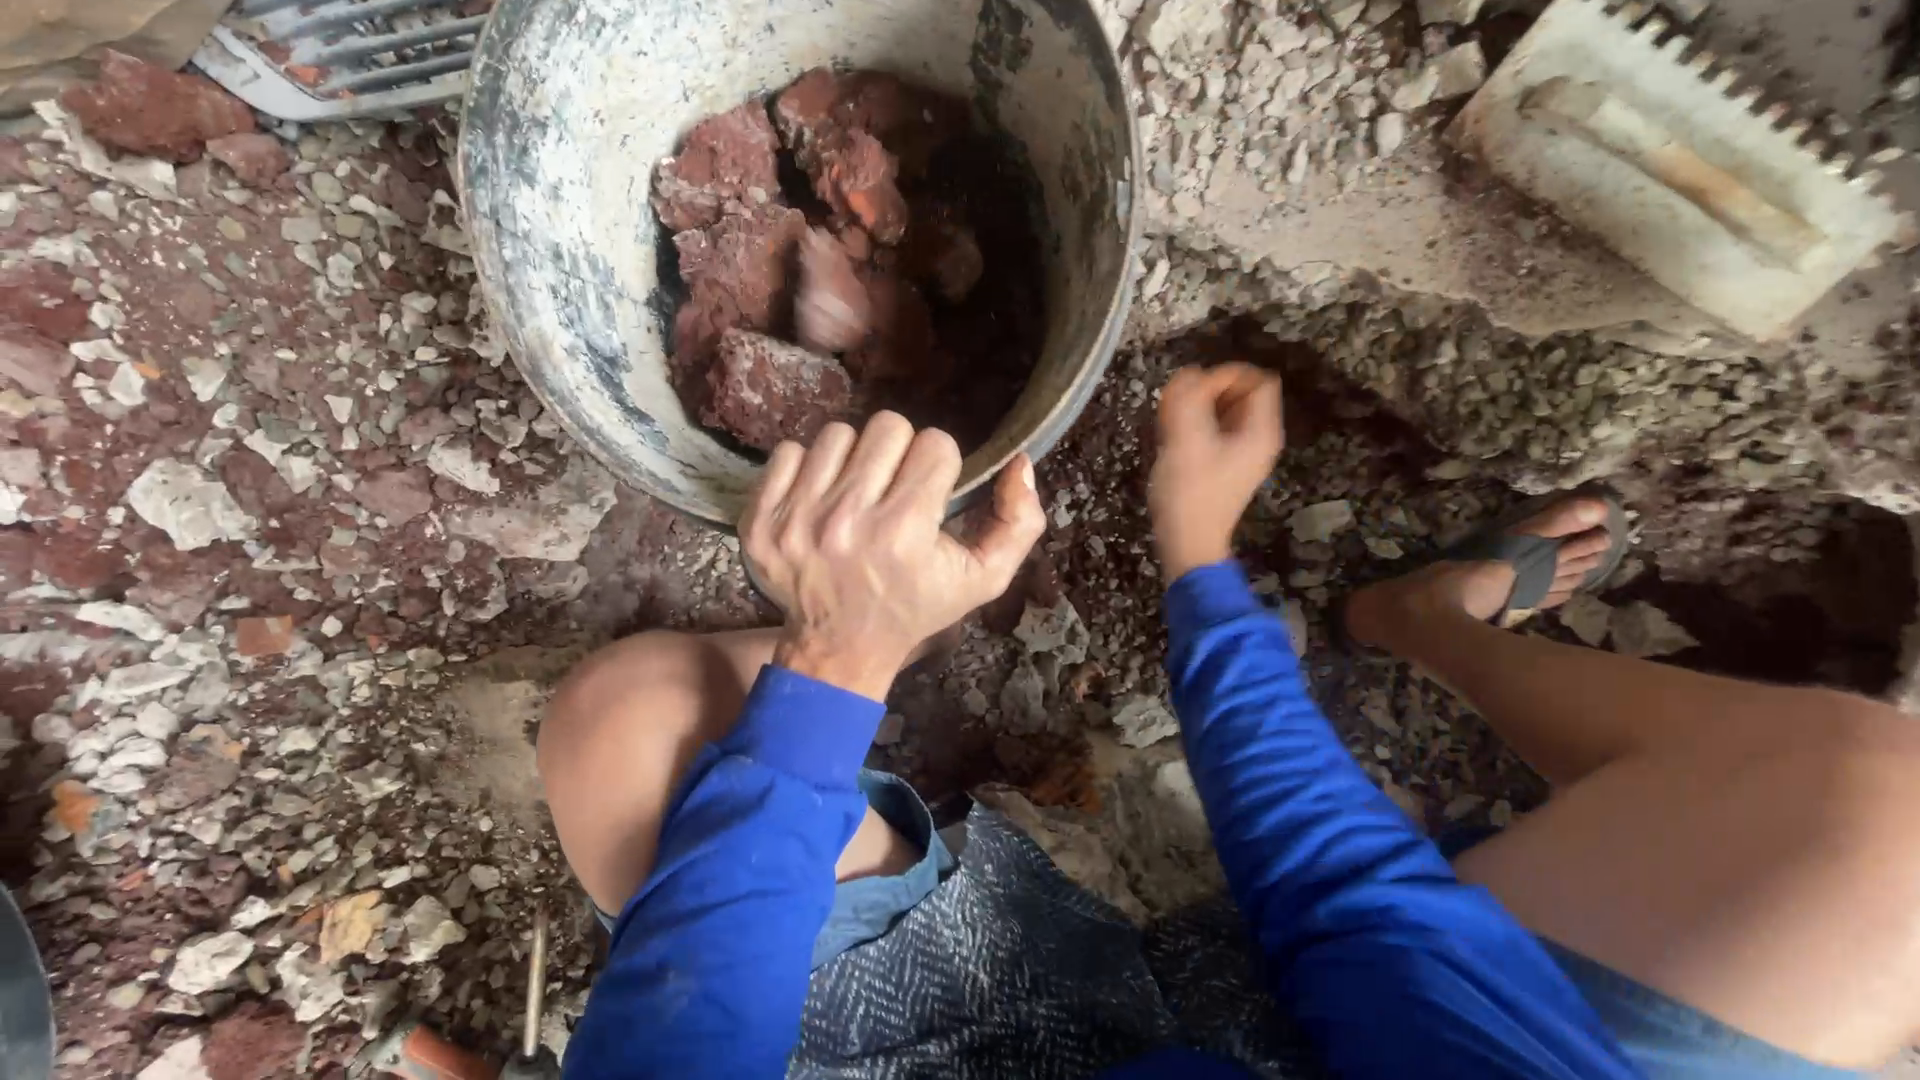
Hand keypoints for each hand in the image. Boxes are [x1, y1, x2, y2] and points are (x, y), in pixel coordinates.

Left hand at [740, 412, 1045, 699]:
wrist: (839, 647)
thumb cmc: (916, 607)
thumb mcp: (984, 579)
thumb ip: (1019, 523)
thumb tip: (1021, 461)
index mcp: (905, 531)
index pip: (935, 443)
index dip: (939, 466)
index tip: (930, 494)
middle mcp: (847, 520)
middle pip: (887, 426)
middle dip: (899, 453)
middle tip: (894, 489)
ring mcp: (796, 518)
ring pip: (838, 433)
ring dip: (854, 459)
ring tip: (857, 494)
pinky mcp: (760, 520)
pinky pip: (788, 451)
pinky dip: (808, 469)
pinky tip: (820, 500)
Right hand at [1149, 363, 1284, 580]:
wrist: (1187, 544)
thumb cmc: (1190, 494)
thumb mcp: (1186, 441)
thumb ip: (1187, 400)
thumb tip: (1187, 373)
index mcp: (1260, 431)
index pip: (1256, 380)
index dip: (1225, 376)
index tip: (1195, 389)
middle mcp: (1256, 439)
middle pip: (1238, 394)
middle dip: (1206, 391)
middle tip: (1176, 403)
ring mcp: (1239, 454)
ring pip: (1221, 412)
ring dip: (1194, 408)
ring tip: (1168, 419)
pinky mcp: (1220, 466)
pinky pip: (1211, 431)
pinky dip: (1192, 426)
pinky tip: (1168, 436)